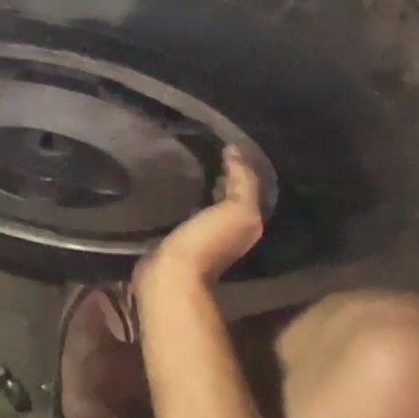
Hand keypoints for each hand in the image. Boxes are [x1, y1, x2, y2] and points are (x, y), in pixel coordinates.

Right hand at [134, 146, 263, 287]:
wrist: (171, 276)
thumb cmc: (207, 242)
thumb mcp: (238, 209)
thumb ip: (242, 180)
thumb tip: (234, 151)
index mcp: (246, 221)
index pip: (247, 185)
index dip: (238, 163)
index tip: (221, 141)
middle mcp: (229, 229)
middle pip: (228, 194)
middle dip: (220, 174)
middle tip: (203, 147)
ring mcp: (204, 236)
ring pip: (207, 203)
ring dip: (201, 186)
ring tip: (186, 162)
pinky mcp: (179, 240)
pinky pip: (186, 212)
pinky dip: (184, 198)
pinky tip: (171, 186)